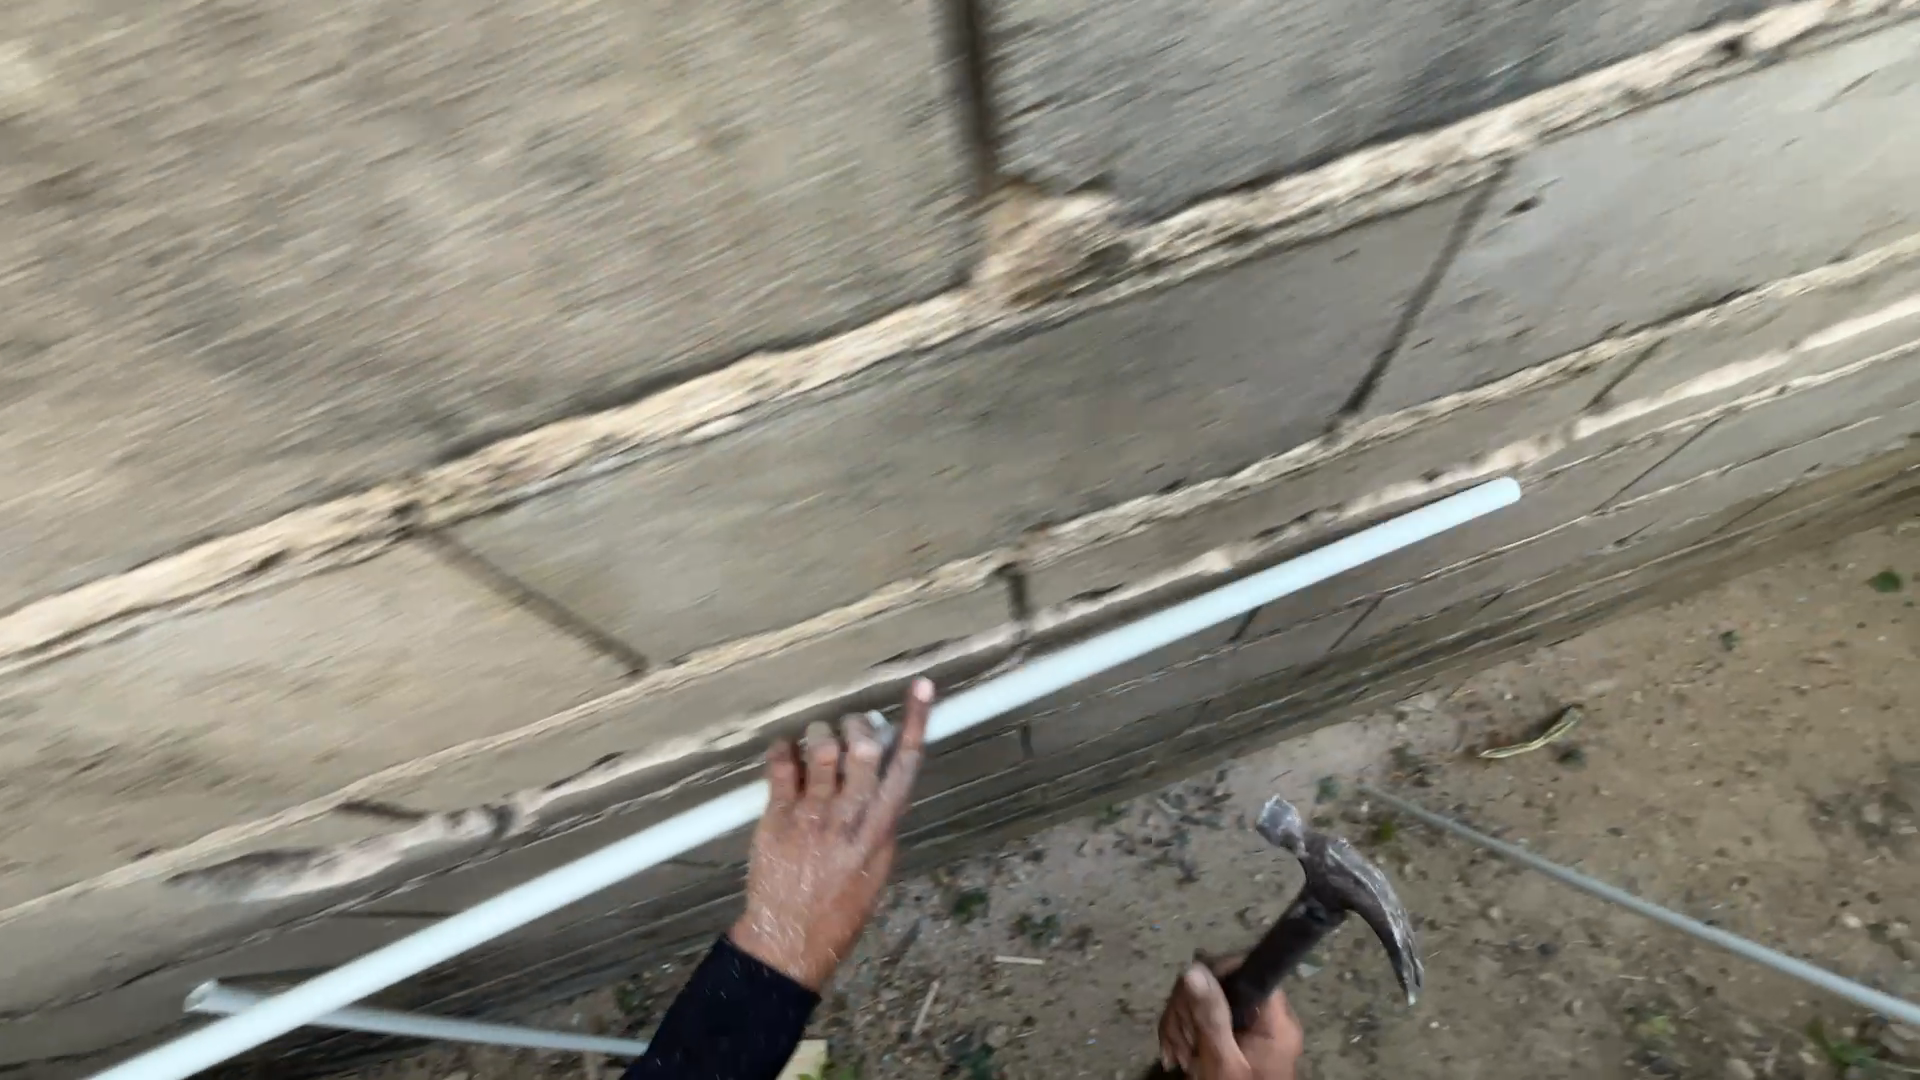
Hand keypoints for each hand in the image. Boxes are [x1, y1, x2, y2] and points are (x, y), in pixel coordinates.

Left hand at [728, 678, 932, 990]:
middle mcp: (851, 817)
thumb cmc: (841, 904)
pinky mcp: (777, 817)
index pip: (907, 763)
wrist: (790, 940)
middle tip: (848, 727)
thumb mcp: (878, 864)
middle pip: (863, 747)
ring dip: (819, 732)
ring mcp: (812, 816)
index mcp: (882, 827)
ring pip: (820, 748)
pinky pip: (781, 765)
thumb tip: (883, 767)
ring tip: (816, 739)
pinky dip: (782, 748)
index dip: (917, 720)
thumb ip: (881, 817)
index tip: (922, 686)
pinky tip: (784, 751)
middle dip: (856, 725)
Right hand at [1157, 960, 1302, 1079]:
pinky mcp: (1232, 1035)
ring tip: (1178, 1056)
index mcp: (1274, 1019)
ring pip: (1203, 997)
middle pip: (1218, 981)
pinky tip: (1176, 1054)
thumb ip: (1211, 1016)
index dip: (1216, 971)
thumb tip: (1193, 969)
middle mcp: (1263, 1015)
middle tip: (1184, 1040)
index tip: (1192, 994)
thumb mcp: (1222, 1062)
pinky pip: (1201, 1016)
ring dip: (1181, 1023)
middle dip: (1189, 1007)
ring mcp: (1247, 1025)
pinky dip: (1183, 1032)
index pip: (1247, 968)